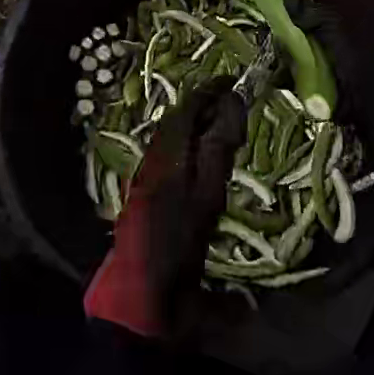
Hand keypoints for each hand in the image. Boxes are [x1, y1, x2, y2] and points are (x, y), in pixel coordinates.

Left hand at [83, 84, 245, 339]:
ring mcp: (145, 174)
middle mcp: (152, 156)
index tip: (233, 81)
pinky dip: (188, 140)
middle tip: (232, 100)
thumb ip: (218, 149)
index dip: (210, 91)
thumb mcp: (208, 194)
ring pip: (171, 134)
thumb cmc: (180, 242)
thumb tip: (231, 107)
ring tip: (222, 123)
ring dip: (195, 122)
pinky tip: (203, 154)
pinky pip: (168, 150)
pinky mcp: (145, 190)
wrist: (141, 293)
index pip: (188, 107)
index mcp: (168, 153)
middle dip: (203, 103)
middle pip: (177, 118)